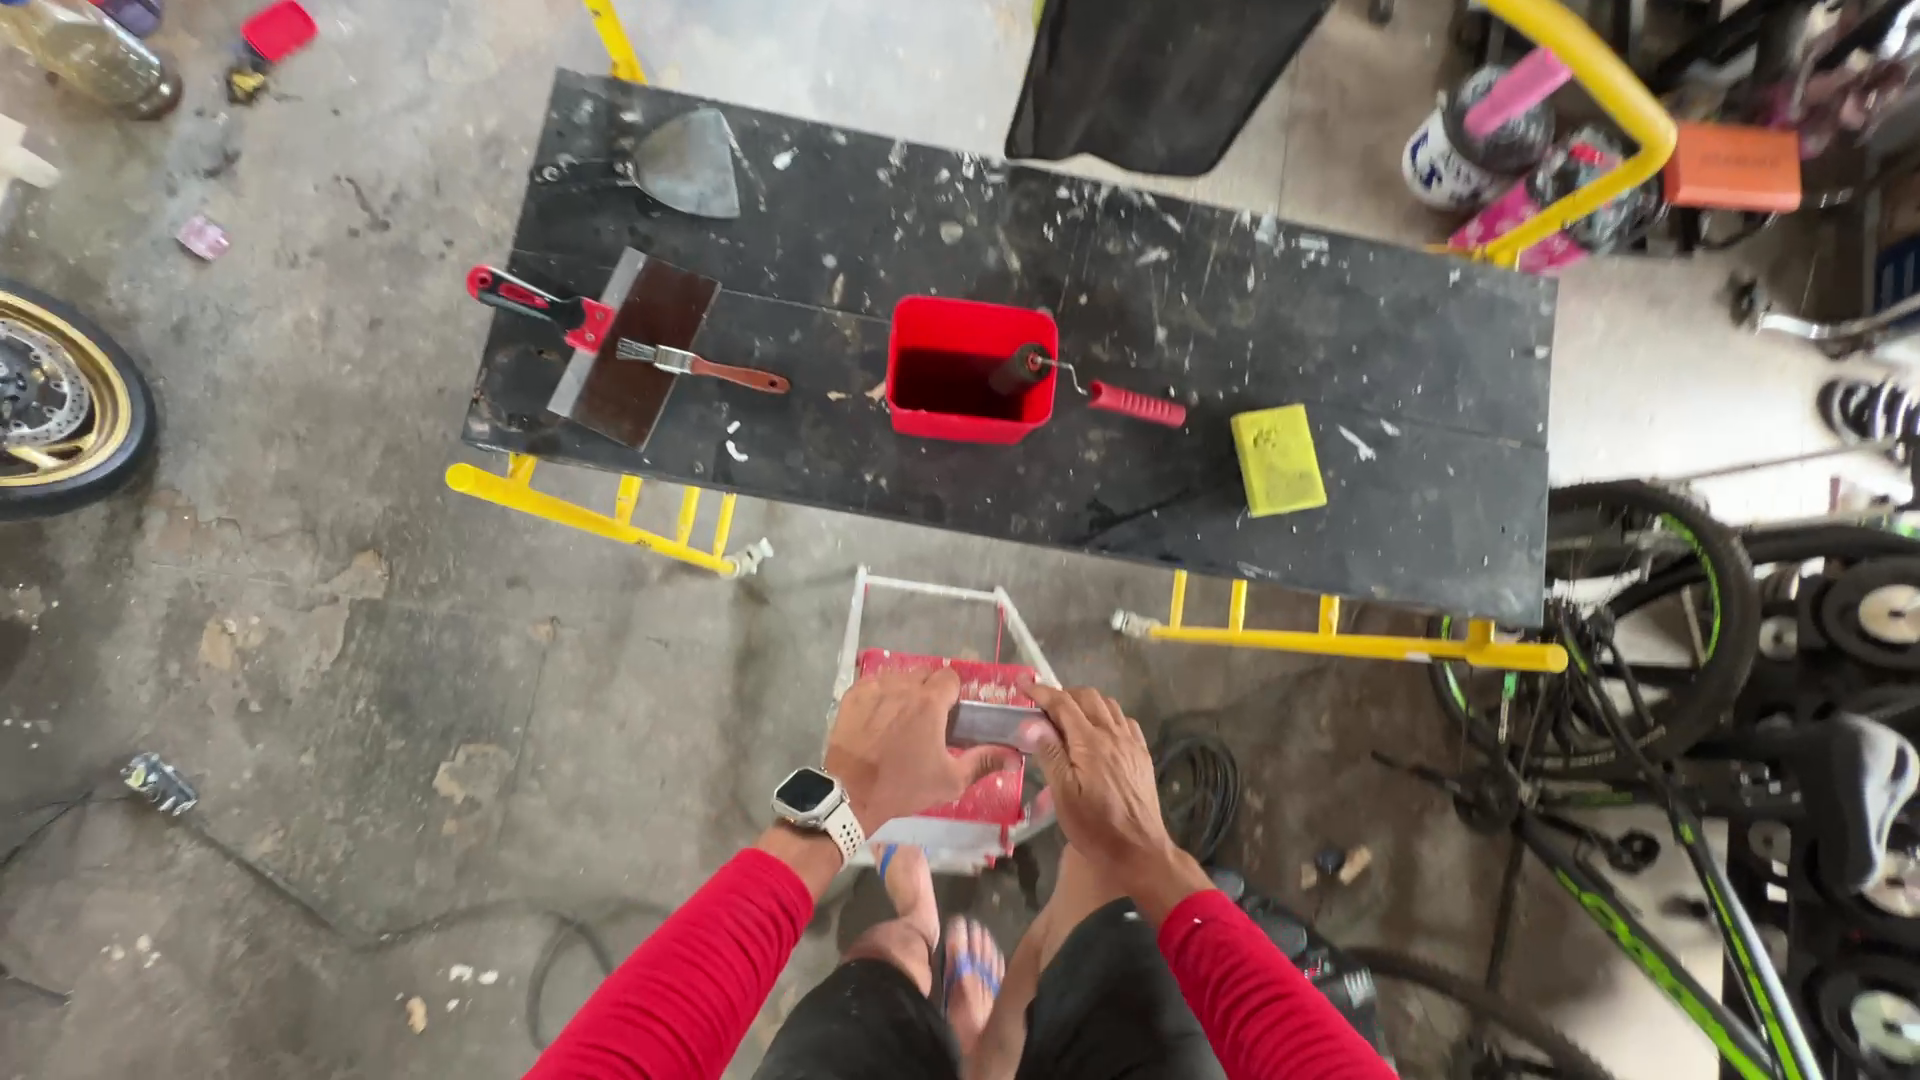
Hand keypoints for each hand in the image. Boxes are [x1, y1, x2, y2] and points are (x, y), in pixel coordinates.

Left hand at [825, 668, 1006, 833]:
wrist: (851, 794)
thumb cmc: (904, 786)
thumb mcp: (950, 780)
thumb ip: (984, 762)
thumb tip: (1015, 758)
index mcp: (930, 702)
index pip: (950, 677)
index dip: (952, 694)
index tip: (949, 714)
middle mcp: (904, 686)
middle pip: (924, 674)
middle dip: (929, 690)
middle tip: (926, 719)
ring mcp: (875, 688)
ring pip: (899, 676)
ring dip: (905, 690)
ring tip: (901, 718)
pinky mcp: (854, 694)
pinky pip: (875, 683)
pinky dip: (881, 694)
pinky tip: (878, 717)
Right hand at [1025, 685, 1210, 919]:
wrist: (1140, 850)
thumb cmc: (1095, 827)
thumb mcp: (1063, 796)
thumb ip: (1050, 754)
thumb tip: (1033, 722)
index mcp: (1089, 742)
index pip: (1062, 704)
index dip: (1041, 691)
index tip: (1023, 685)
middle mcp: (1112, 734)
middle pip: (1087, 697)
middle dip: (1063, 695)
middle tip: (1044, 708)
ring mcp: (1131, 743)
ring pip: (1108, 705)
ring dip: (1086, 703)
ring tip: (1069, 717)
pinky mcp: (1142, 755)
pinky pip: (1125, 721)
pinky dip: (1107, 716)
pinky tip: (1099, 732)